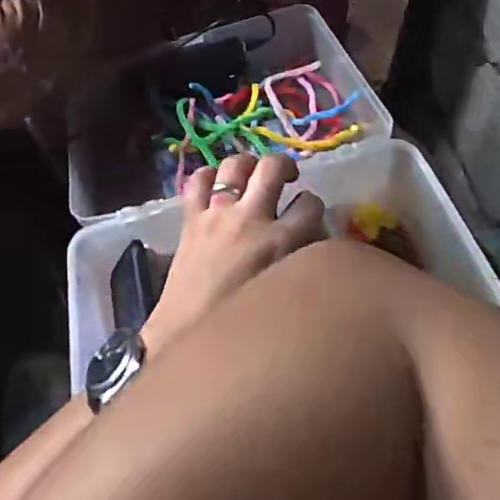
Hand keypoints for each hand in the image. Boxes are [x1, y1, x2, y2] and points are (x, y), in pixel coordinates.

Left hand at [142, 153, 325, 354]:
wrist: (185, 337)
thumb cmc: (241, 330)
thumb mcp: (282, 293)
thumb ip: (297, 263)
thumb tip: (307, 245)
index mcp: (281, 243)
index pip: (311, 205)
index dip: (315, 204)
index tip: (311, 210)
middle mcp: (251, 218)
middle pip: (273, 169)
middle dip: (285, 165)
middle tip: (289, 175)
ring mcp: (217, 214)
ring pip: (236, 165)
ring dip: (248, 162)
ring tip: (252, 170)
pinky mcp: (190, 218)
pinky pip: (197, 181)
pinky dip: (207, 174)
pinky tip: (214, 180)